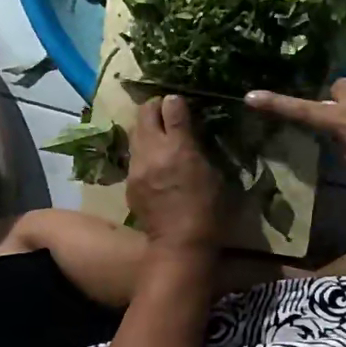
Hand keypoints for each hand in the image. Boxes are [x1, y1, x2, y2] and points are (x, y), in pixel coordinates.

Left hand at [125, 95, 224, 248]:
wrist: (179, 245)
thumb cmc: (209, 211)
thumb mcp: (216, 175)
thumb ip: (201, 148)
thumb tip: (194, 132)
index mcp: (179, 147)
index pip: (171, 107)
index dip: (176, 101)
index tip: (180, 103)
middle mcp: (153, 151)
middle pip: (145, 112)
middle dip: (155, 106)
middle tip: (166, 111)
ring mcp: (136, 166)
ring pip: (135, 132)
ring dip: (146, 128)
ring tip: (158, 133)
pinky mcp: (129, 182)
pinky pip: (134, 157)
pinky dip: (143, 152)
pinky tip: (154, 161)